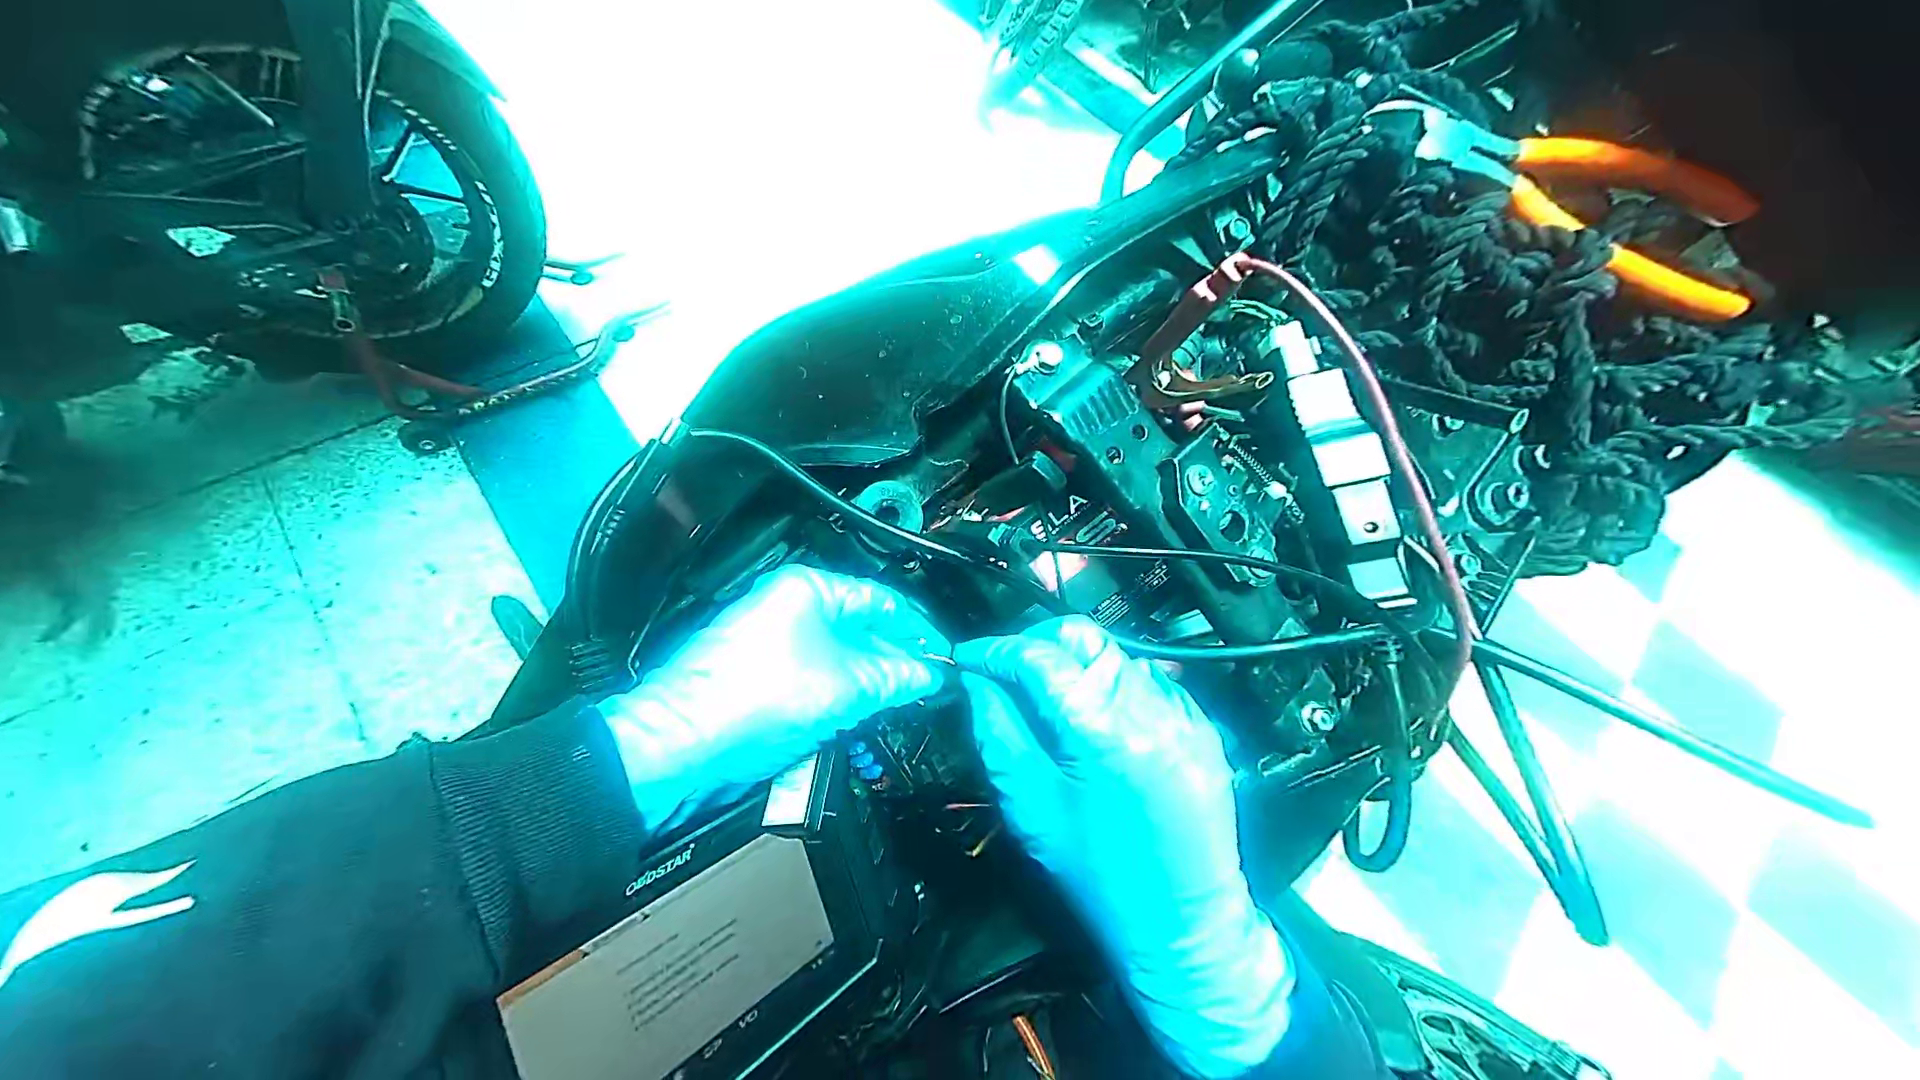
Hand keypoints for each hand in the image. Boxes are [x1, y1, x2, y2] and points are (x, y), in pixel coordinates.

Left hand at [604, 565, 947, 832]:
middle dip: (897, 665)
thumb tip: (929, 673)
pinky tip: (861, 734)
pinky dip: (844, 707)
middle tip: (926, 688)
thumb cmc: (745, 703)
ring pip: (844, 663)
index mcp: (808, 590)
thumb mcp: (844, 688)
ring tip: (897, 715)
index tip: (941, 656)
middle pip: (864, 632)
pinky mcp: (769, 681)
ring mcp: (778, 646)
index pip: (883, 600)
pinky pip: (821, 685)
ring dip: (873, 693)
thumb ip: (897, 677)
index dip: (918, 630)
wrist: (679, 751)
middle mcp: (791, 610)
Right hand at [957, 617, 1292, 1078]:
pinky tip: (1093, 717)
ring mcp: (1185, 714)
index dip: (996, 650)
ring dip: (1072, 664)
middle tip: (1005, 670)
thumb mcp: (1029, 805)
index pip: (1040, 657)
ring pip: (1112, 653)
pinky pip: (1144, 680)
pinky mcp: (1201, 725)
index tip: (968, 657)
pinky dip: (1109, 684)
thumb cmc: (1094, 874)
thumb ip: (997, 729)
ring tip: (1047, 699)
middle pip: (1082, 637)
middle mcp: (1153, 709)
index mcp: (1104, 733)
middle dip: (1035, 644)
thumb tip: (977, 678)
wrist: (1181, 926)